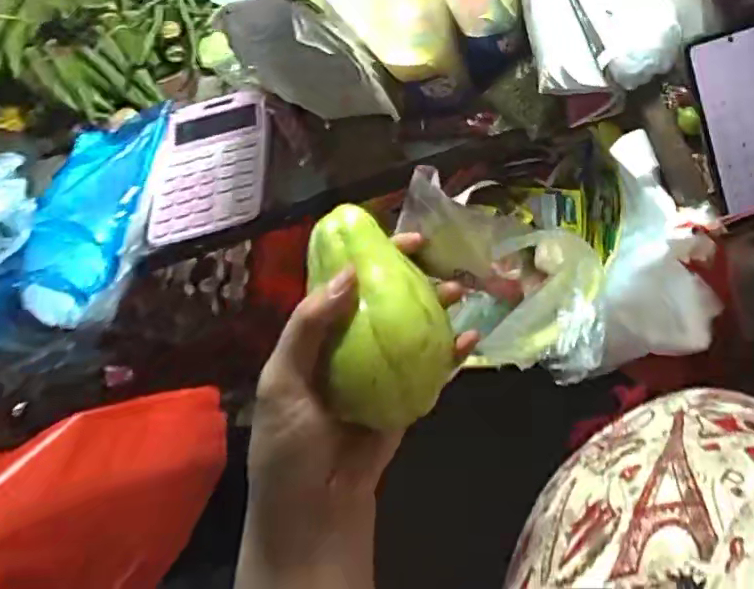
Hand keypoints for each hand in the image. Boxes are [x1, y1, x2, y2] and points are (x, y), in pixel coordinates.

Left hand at [239, 234, 477, 583]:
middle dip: (416, 273)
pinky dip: (455, 351)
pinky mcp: (408, 395)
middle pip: (389, 297)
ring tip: (460, 290)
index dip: (375, 254)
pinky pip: (434, 366)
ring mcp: (385, 369)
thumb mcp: (281, 382)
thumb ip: (309, 325)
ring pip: (416, 325)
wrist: (313, 516)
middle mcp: (355, 343)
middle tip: (440, 255)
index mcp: (321, 335)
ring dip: (440, 304)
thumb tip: (350, 271)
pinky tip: (472, 337)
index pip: (349, 281)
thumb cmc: (287, 447)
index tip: (404, 238)